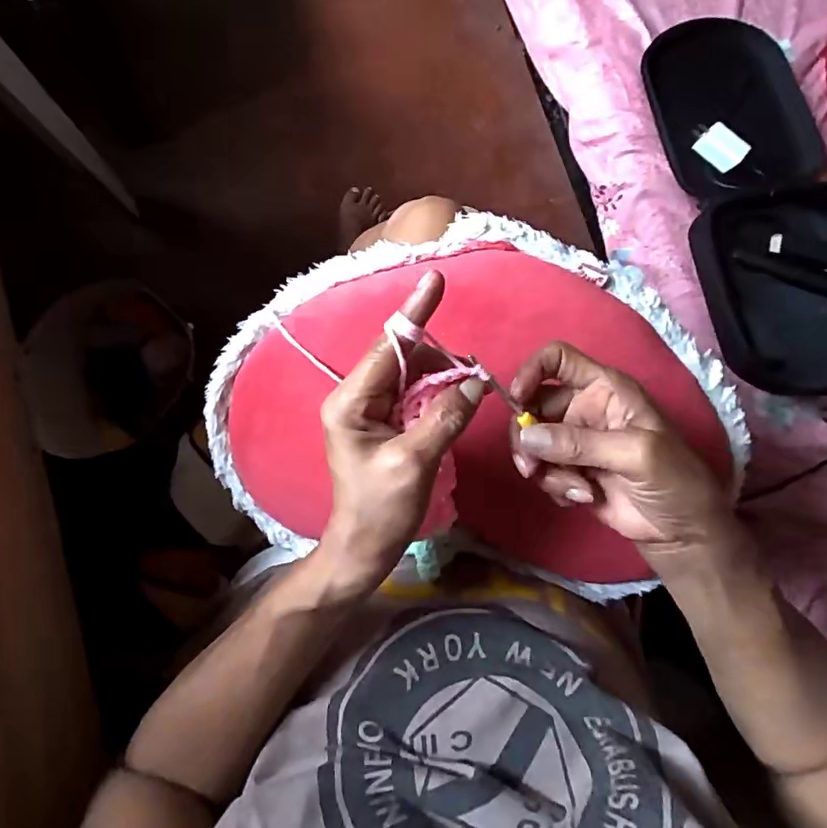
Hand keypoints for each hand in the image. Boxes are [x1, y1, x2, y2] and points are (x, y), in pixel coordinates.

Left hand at [312, 271, 485, 599]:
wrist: (363, 548)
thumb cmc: (379, 509)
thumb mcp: (414, 462)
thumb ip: (444, 418)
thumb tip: (475, 383)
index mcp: (351, 401)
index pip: (387, 346)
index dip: (414, 312)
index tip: (435, 279)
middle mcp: (357, 397)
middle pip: (403, 357)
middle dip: (438, 359)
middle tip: (472, 375)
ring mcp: (371, 410)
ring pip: (413, 375)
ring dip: (442, 379)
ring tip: (467, 392)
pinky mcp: (386, 423)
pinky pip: (416, 395)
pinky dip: (438, 395)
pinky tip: (455, 403)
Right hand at [508, 341, 750, 572]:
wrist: (684, 533)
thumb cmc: (675, 480)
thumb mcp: (635, 454)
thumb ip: (580, 443)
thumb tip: (527, 437)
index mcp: (605, 389)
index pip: (558, 359)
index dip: (532, 370)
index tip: (516, 399)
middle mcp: (585, 409)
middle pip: (534, 405)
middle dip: (526, 436)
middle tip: (530, 467)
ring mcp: (576, 442)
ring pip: (534, 442)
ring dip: (544, 469)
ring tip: (574, 491)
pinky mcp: (571, 471)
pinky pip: (543, 470)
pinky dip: (553, 486)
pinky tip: (580, 499)